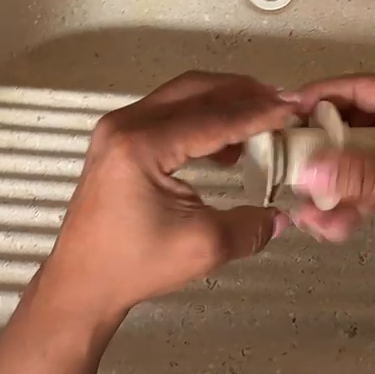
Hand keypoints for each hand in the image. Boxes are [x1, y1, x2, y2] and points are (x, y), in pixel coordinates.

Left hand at [36, 72, 294, 322]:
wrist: (80, 284)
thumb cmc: (133, 266)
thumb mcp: (203, 247)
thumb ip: (250, 226)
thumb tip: (283, 216)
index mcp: (143, 145)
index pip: (214, 117)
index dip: (259, 113)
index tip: (294, 109)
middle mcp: (127, 124)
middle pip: (197, 90)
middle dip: (244, 93)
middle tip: (283, 101)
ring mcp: (119, 127)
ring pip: (183, 94)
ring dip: (225, 100)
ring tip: (262, 116)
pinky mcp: (119, 138)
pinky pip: (170, 111)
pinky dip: (204, 116)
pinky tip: (229, 144)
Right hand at [286, 75, 374, 254]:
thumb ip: (360, 174)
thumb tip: (307, 174)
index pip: (358, 88)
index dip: (321, 95)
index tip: (286, 111)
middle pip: (348, 124)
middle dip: (320, 149)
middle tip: (287, 164)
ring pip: (351, 159)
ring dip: (331, 186)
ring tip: (309, 214)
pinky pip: (362, 184)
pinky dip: (347, 204)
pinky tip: (331, 228)